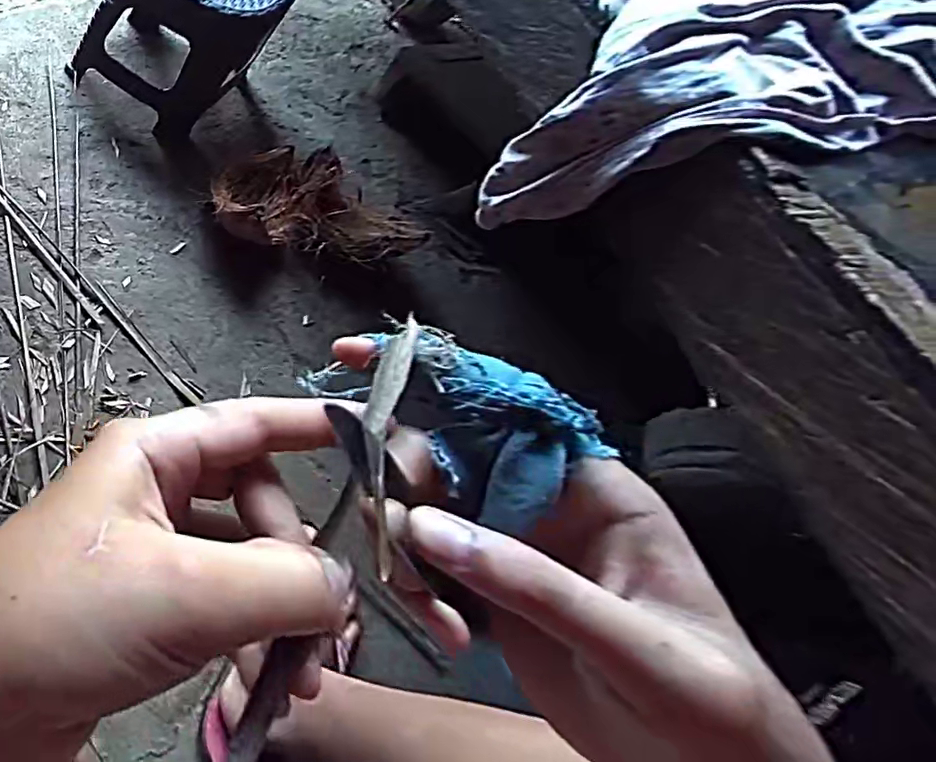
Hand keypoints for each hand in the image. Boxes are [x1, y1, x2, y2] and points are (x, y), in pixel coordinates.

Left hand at [0, 398, 356, 758]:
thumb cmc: (60, 614)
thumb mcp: (180, 590)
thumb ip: (281, 580)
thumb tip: (344, 584)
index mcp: (148, 453)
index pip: (244, 424)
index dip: (310, 428)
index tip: (377, 443)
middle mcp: (150, 489)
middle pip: (256, 500)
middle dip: (299, 556)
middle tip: (323, 620)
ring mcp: (149, 548)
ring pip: (246, 560)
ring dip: (283, 610)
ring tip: (298, 673)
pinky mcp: (147, 603)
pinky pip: (225, 606)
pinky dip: (255, 640)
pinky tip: (267, 687)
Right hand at [332, 339, 829, 761]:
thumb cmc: (719, 719)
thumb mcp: (644, 652)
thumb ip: (536, 584)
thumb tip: (428, 528)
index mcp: (586, 485)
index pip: (496, 404)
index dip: (427, 373)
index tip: (357, 357)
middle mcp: (531, 495)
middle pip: (431, 449)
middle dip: (397, 485)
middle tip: (394, 534)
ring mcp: (497, 532)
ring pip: (408, 499)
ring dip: (399, 546)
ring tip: (431, 604)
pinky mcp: (472, 570)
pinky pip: (411, 550)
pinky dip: (411, 583)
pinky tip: (445, 625)